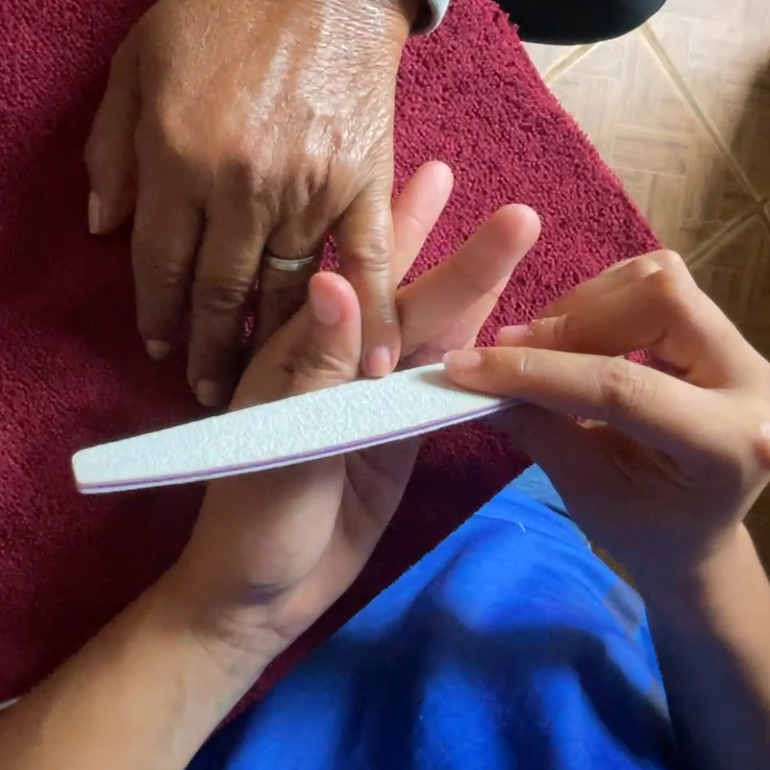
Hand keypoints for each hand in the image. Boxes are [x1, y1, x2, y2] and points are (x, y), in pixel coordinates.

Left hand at [85, 0, 420, 407]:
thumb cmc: (218, 10)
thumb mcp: (135, 59)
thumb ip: (108, 148)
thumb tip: (103, 228)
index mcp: (176, 157)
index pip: (158, 264)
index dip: (155, 314)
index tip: (158, 347)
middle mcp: (239, 187)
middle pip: (217, 292)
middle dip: (206, 348)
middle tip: (204, 389)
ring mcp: (307, 189)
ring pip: (281, 291)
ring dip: (267, 346)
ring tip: (258, 387)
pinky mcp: (363, 183)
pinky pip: (367, 263)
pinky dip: (371, 318)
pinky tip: (368, 369)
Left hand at [160, 163, 539, 658]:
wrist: (263, 592)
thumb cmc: (252, 518)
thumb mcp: (276, 441)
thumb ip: (313, 366)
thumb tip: (332, 277)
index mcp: (300, 350)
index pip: (359, 277)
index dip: (398, 228)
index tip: (435, 177)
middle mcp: (342, 362)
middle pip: (407, 297)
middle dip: (457, 250)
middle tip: (512, 206)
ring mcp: (375, 398)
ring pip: (434, 334)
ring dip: (474, 289)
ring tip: (516, 238)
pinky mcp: (400, 435)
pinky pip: (445, 386)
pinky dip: (478, 355)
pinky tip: (509, 320)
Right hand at [441, 251, 769, 591]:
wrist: (693, 535)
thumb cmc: (640, 526)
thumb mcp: (582, 489)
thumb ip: (535, 426)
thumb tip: (469, 375)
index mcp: (729, 446)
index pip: (622, 387)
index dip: (537, 370)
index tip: (466, 366)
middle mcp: (756, 386)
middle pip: (661, 301)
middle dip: (572, 320)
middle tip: (511, 350)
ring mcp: (748, 351)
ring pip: (658, 279)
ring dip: (584, 304)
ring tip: (543, 345)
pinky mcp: (725, 332)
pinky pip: (657, 283)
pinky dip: (600, 299)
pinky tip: (576, 335)